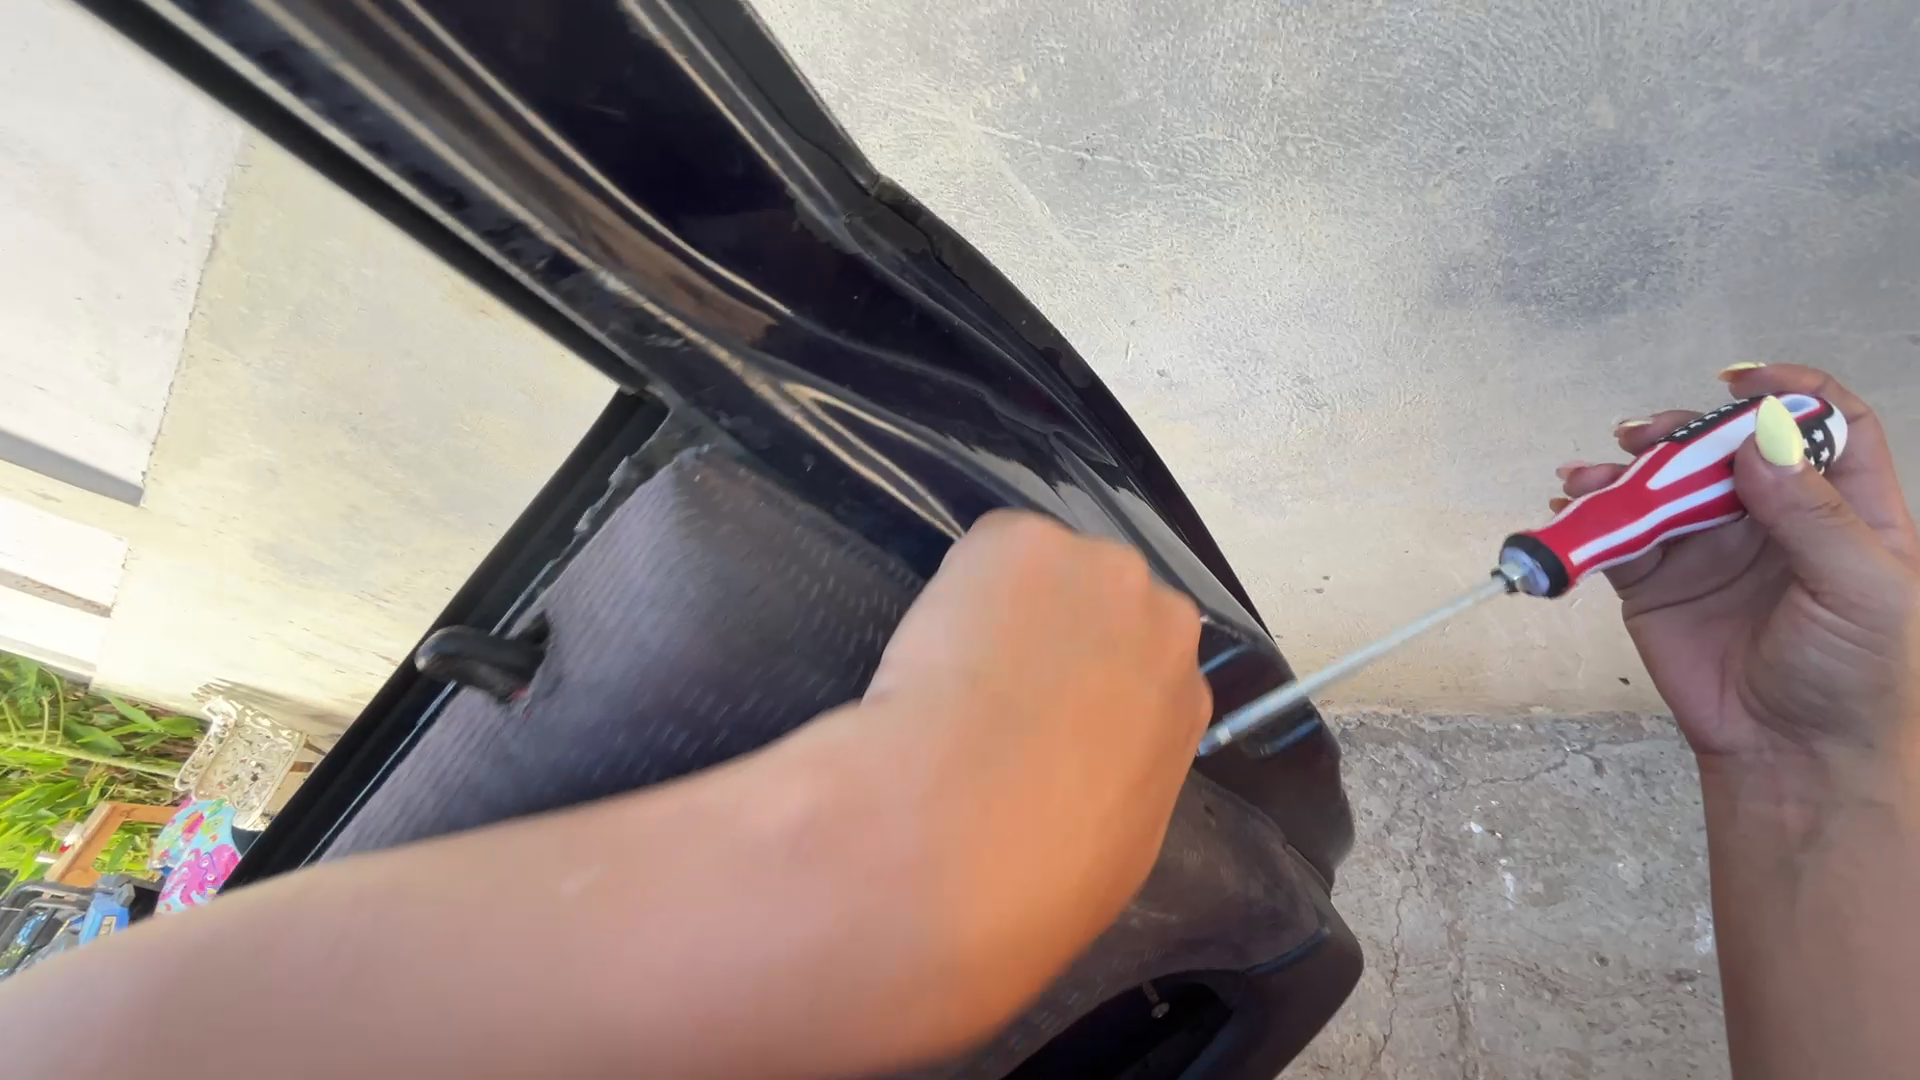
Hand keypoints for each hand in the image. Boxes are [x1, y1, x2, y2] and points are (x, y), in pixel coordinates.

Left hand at [798, 510, 1209, 1051]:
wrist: (962, 819)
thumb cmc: (1047, 860)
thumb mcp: (1120, 841)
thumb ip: (1125, 775)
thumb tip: (1090, 764)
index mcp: (1184, 693)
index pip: (1140, 661)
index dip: (1086, 677)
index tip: (1042, 702)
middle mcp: (1155, 614)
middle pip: (1103, 600)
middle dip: (1062, 627)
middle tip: (1000, 675)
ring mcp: (1090, 565)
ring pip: (1046, 570)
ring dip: (1012, 600)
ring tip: (961, 658)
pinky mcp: (1021, 538)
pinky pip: (990, 551)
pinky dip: (962, 582)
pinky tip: (939, 636)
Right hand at [1556, 365, 1919, 787]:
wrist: (1785, 747)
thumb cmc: (1857, 675)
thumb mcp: (1866, 591)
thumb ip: (1816, 517)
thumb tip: (1756, 445)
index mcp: (1844, 514)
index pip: (1823, 432)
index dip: (1788, 394)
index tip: (1737, 379)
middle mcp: (1769, 521)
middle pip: (1720, 452)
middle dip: (1677, 434)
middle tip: (1640, 436)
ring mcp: (1705, 549)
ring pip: (1656, 490)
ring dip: (1617, 475)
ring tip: (1585, 478)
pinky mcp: (1652, 579)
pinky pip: (1613, 537)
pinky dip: (1584, 520)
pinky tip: (1568, 511)